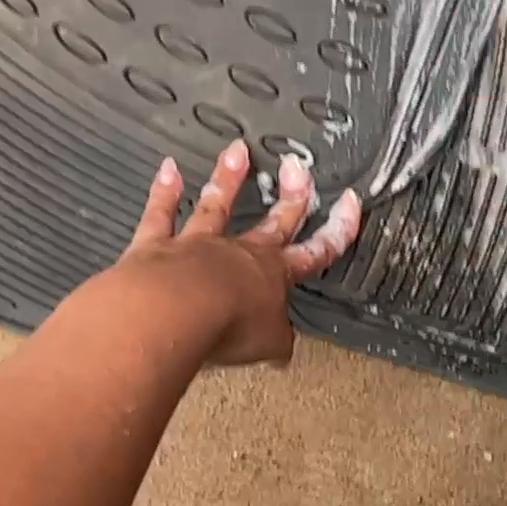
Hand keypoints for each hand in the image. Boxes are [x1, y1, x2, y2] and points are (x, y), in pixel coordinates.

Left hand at [105, 139, 362, 366]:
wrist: (171, 312)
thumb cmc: (229, 328)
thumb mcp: (268, 345)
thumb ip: (277, 343)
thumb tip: (282, 355)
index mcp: (276, 275)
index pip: (318, 250)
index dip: (339, 228)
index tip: (351, 201)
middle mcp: (241, 253)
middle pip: (274, 220)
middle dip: (292, 194)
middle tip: (298, 168)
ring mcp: (198, 245)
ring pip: (217, 206)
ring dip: (229, 178)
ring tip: (238, 150)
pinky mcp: (155, 245)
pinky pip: (161, 214)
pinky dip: (165, 191)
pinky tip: (170, 168)